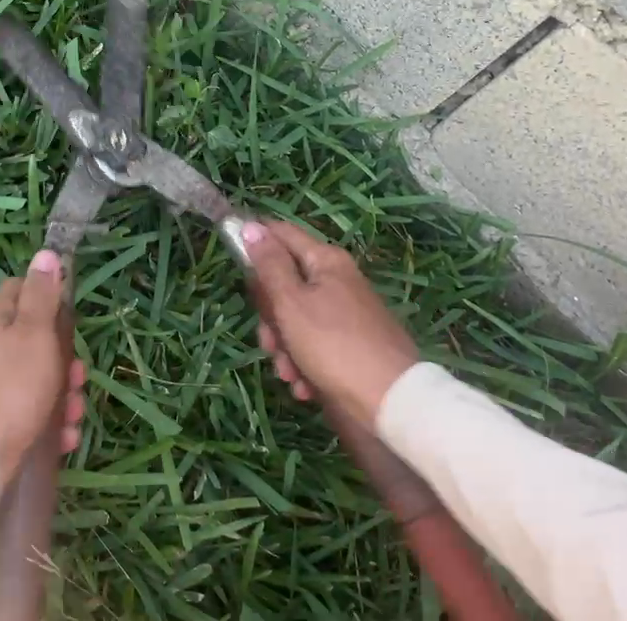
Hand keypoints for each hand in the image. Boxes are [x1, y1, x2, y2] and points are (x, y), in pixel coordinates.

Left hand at [0, 250, 88, 484]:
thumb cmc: (11, 387)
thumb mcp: (35, 333)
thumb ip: (42, 294)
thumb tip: (45, 253)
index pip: (23, 290)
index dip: (52, 305)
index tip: (71, 327)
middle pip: (34, 339)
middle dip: (65, 362)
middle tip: (78, 381)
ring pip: (34, 379)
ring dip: (62, 397)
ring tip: (73, 418)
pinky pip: (24, 411)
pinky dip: (46, 422)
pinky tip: (62, 439)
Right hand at [241, 221, 421, 424]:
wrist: (389, 401)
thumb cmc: (333, 345)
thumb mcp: (291, 302)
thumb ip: (269, 265)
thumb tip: (251, 226)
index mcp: (325, 261)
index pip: (280, 234)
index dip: (254, 245)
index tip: (237, 269)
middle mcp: (336, 280)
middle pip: (283, 284)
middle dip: (270, 317)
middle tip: (270, 340)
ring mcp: (343, 313)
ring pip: (294, 319)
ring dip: (284, 348)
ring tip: (289, 373)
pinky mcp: (348, 344)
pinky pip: (313, 344)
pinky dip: (304, 363)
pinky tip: (305, 385)